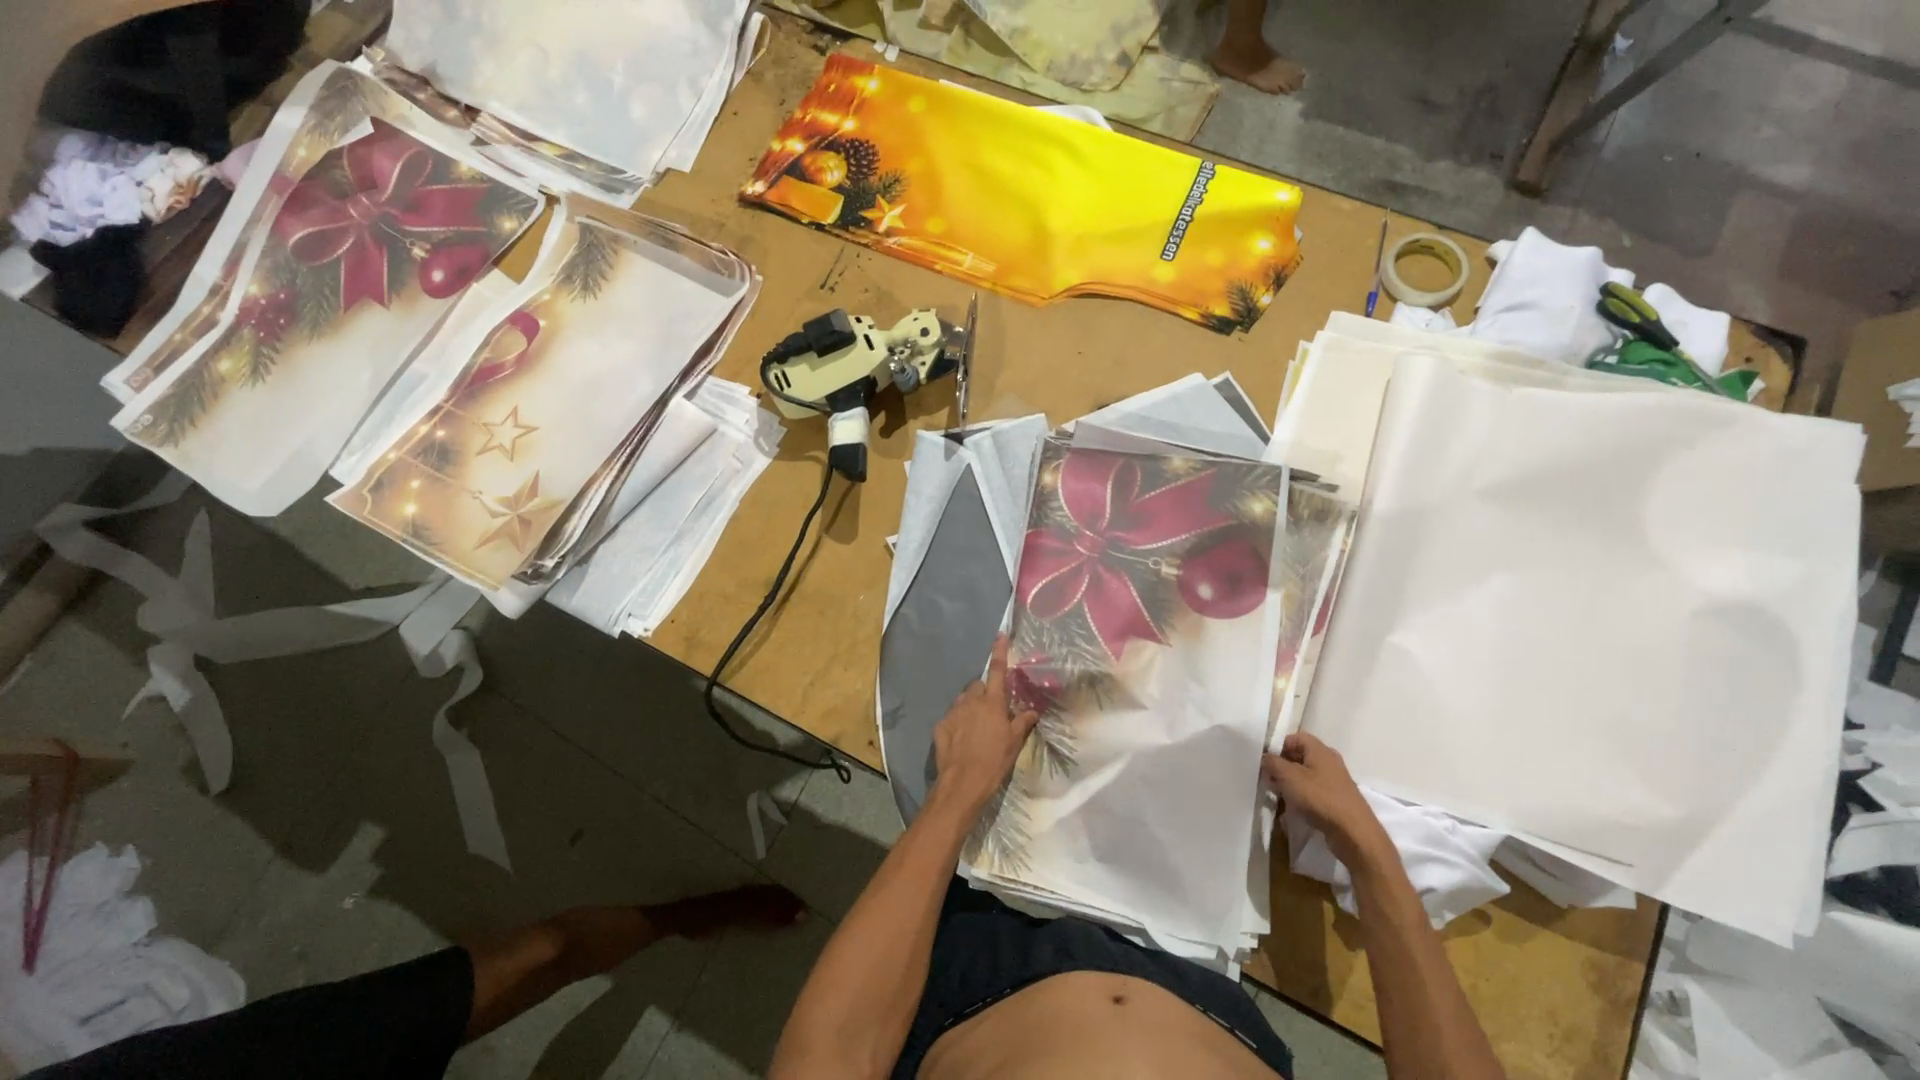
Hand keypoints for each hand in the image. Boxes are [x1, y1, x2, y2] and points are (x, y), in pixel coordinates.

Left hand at [930, 635, 1039, 818]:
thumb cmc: (994, 761)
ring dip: (970, 707)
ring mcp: (953, 712)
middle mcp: (971, 701)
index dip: (999, 652)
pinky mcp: (940, 726)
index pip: (997, 671)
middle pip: (978, 687)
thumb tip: (1032, 711)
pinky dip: (958, 722)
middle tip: (992, 712)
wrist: (963, 783)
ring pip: (963, 701)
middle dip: (984, 693)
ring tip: (977, 727)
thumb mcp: (1014, 743)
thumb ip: (1022, 722)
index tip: (1000, 635)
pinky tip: (962, 739)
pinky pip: (952, 717)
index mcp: (992, 702)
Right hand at [1263, 733, 1387, 863]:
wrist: (1353, 832)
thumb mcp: (1289, 777)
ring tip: (1277, 795)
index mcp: (1320, 750)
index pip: (1295, 737)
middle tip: (1268, 779)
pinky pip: (1313, 792)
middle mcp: (1329, 762)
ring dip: (1290, 783)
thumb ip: (1273, 763)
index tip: (1265, 760)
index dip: (1278, 746)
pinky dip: (1301, 797)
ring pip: (1305, 775)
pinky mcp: (1336, 799)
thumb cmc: (1320, 798)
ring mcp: (1334, 781)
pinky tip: (1291, 809)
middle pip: (1300, 756)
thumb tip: (1265, 757)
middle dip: (1282, 766)